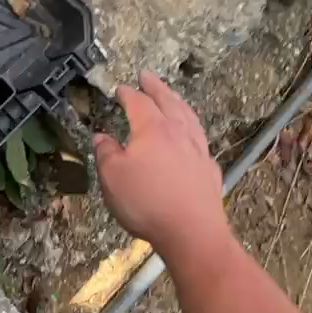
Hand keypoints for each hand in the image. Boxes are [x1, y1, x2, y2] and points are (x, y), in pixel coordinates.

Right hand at [94, 72, 231, 267]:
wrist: (194, 235)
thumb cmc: (147, 203)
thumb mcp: (112, 177)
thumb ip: (105, 153)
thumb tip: (102, 137)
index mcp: (152, 130)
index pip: (139, 103)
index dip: (128, 94)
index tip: (119, 88)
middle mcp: (178, 134)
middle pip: (168, 102)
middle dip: (156, 88)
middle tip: (147, 76)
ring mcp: (198, 151)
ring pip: (189, 117)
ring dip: (178, 103)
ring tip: (172, 97)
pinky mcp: (210, 171)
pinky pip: (201, 139)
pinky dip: (193, 129)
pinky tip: (191, 136)